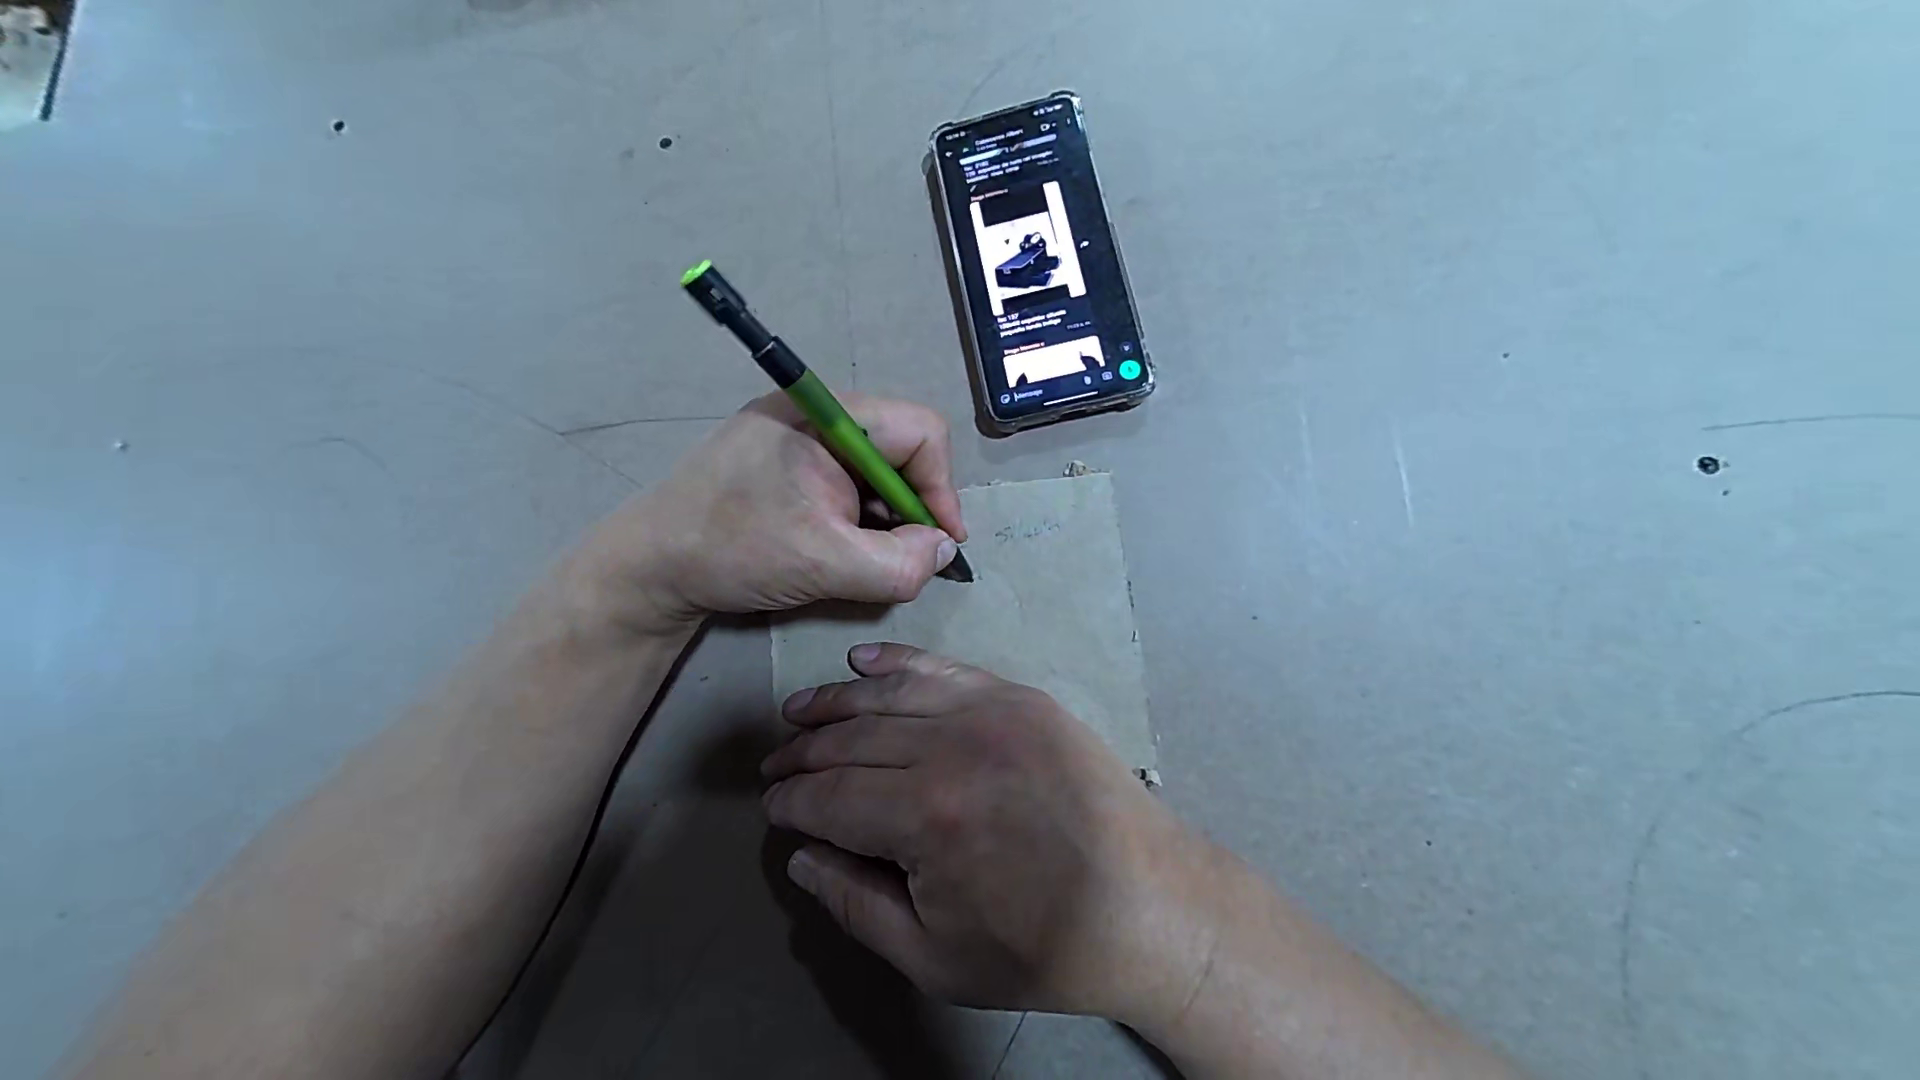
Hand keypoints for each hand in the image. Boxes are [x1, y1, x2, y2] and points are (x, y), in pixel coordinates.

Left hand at [573, 393, 966, 629]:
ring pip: (879, 470)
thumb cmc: (731, 551)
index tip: (942, 542)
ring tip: (867, 558)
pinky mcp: (790, 463)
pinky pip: (850, 483)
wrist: (651, 567)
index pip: (920, 431)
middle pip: (903, 450)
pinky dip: (862, 519)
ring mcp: (802, 438)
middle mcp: (818, 415)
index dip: (940, 488)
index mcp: (825, 416)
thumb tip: (945, 551)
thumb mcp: (824, 564)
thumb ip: (899, 563)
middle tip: (907, 556)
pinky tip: (844, 548)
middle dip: (913, 507)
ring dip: (887, 518)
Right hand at [759, 644, 1223, 1029]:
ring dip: (834, 702)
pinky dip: (895, 663)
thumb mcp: (937, 958)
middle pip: (850, 741)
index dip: (791, 803)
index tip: (770, 808)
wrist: (1148, 902)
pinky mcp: (1017, 696)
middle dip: (802, 755)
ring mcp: (987, 711)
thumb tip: (800, 855)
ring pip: (886, 695)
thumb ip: (855, 904)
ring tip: (797, 712)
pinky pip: (941, 669)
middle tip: (774, 765)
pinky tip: (861, 663)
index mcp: (925, 818)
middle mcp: (949, 748)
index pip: (828, 798)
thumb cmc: (1042, 945)